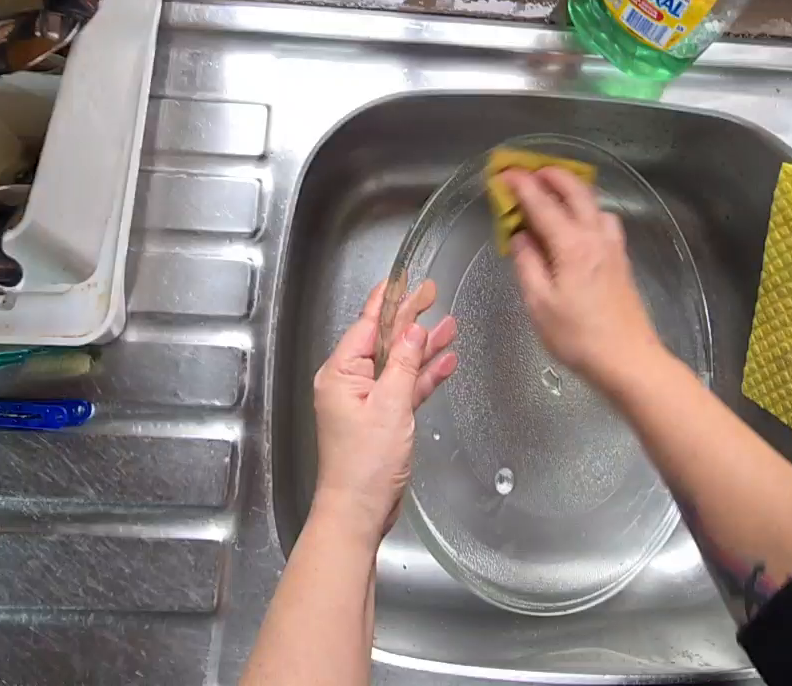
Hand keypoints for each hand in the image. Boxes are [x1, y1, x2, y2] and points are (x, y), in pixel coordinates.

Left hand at [311, 278, 458, 543]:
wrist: (359, 512)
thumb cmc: (366, 463)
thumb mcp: (390, 406)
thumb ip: (403, 364)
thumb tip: (413, 328)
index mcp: (341, 372)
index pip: (367, 325)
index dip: (389, 301)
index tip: (404, 279)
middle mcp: (350, 381)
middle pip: (384, 341)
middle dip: (410, 319)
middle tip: (432, 294)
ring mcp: (366, 400)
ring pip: (399, 364)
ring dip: (423, 347)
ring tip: (450, 325)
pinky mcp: (382, 418)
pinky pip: (404, 388)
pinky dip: (423, 376)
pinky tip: (446, 361)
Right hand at [501, 167, 666, 393]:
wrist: (630, 362)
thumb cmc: (578, 337)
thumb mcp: (539, 303)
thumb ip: (527, 263)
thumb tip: (520, 236)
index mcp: (571, 245)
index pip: (542, 204)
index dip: (521, 185)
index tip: (504, 172)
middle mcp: (595, 238)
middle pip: (576, 191)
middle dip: (552, 175)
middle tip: (530, 170)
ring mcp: (613, 248)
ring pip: (594, 204)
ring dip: (573, 190)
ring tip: (553, 194)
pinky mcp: (621, 261)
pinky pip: (604, 221)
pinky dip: (587, 210)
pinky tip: (578, 226)